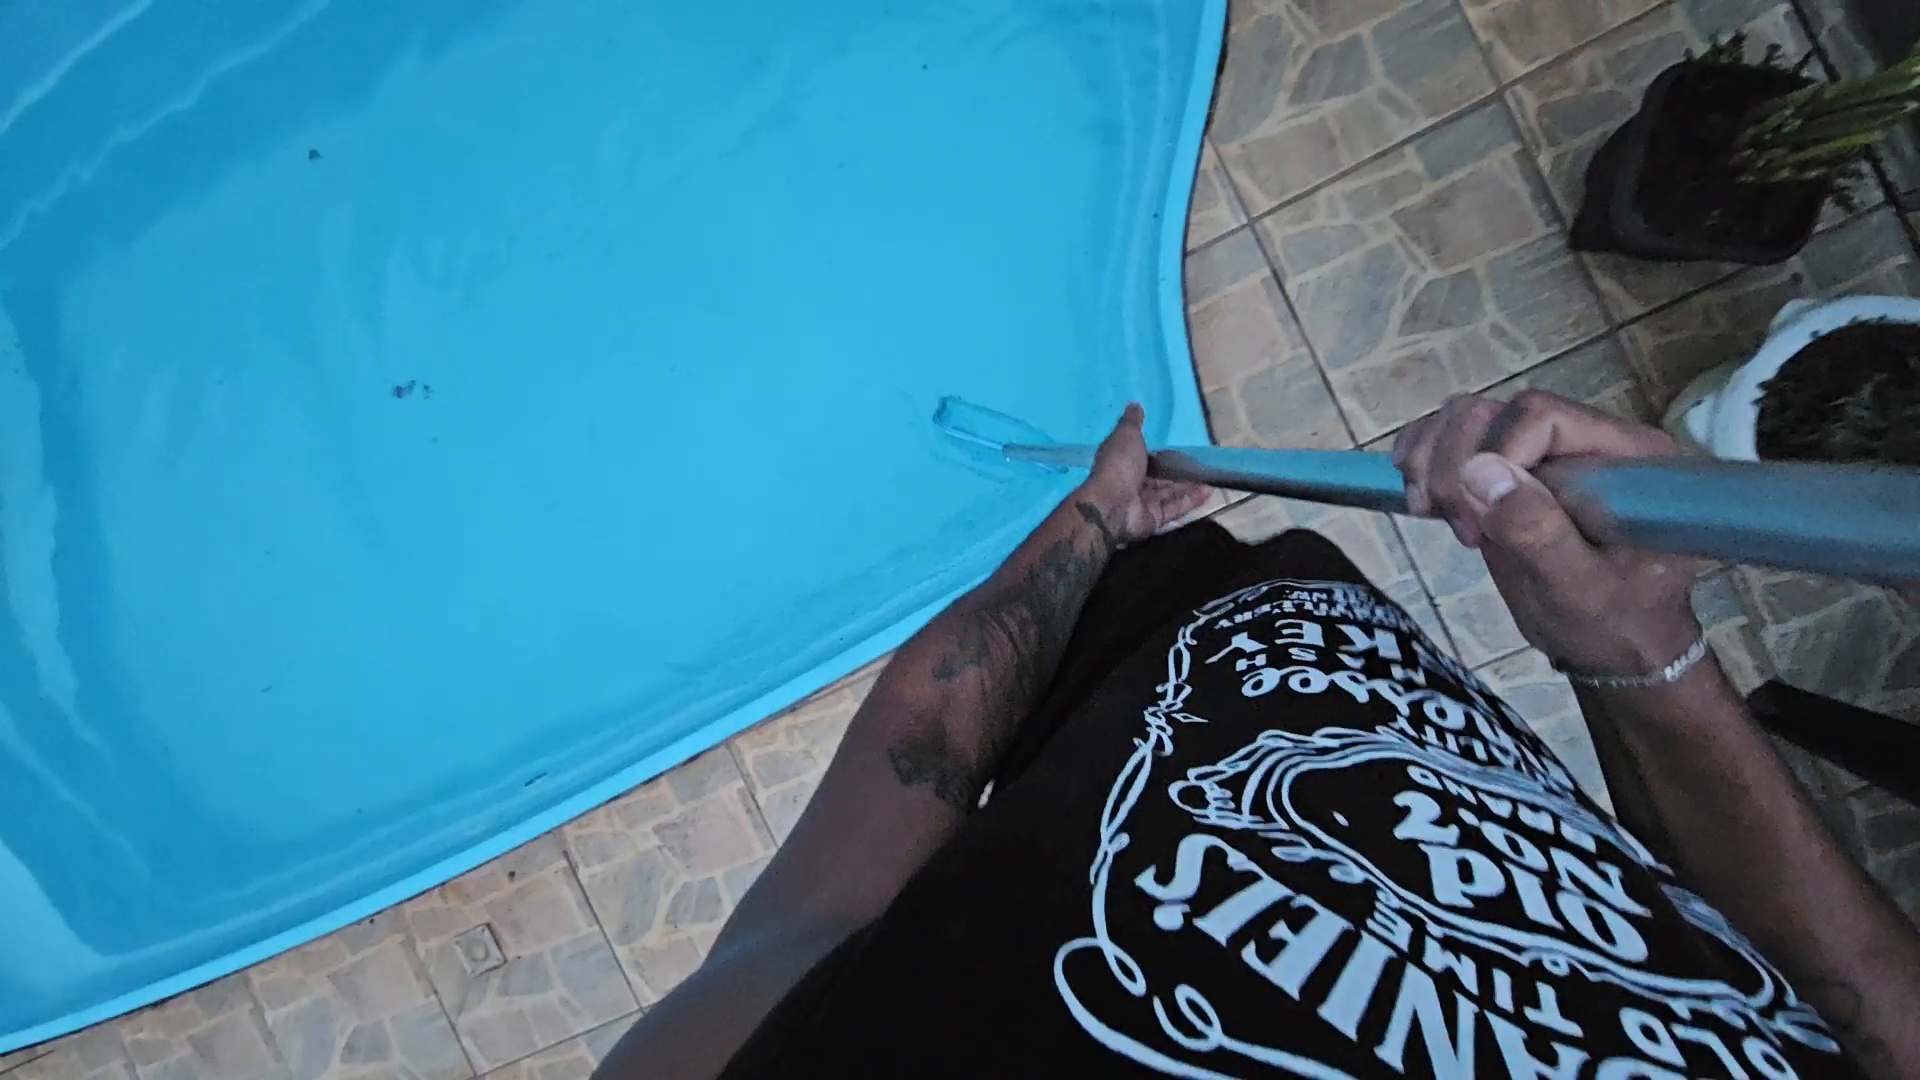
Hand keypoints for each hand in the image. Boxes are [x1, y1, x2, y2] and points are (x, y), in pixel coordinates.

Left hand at [1078, 403, 1211, 546]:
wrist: (1112, 505)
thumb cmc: (1118, 466)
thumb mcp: (1125, 436)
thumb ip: (1132, 422)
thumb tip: (1134, 404)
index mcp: (1123, 463)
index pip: (1145, 459)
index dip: (1160, 456)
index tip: (1180, 451)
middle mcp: (1131, 483)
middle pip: (1159, 478)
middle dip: (1179, 473)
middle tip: (1201, 467)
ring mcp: (1142, 503)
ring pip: (1169, 493)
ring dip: (1189, 487)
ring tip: (1211, 478)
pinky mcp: (1153, 519)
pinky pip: (1174, 508)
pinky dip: (1190, 501)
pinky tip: (1208, 492)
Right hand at [1393, 391, 1702, 676]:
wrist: (1604, 641)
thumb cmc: (1607, 620)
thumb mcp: (1576, 587)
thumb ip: (1536, 529)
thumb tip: (1478, 471)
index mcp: (1624, 456)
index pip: (1538, 416)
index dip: (1491, 456)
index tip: (1478, 521)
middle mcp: (1582, 439)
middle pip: (1489, 412)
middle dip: (1452, 467)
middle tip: (1462, 531)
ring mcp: (1538, 450)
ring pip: (1460, 417)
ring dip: (1427, 464)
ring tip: (1433, 514)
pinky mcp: (1501, 465)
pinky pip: (1445, 435)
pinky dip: (1417, 458)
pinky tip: (1418, 496)